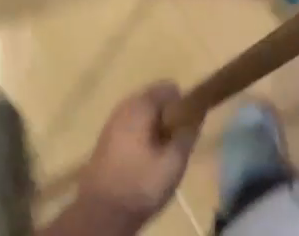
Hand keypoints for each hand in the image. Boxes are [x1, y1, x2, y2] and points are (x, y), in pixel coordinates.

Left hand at [77, 83, 200, 226]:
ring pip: (144, 116)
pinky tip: (146, 162)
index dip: (183, 104)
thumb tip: (197, 114)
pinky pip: (132, 128)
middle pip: (156, 101)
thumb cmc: (140, 184)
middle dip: (169, 118)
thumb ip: (188, 134)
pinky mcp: (106, 139)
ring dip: (156, 130)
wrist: (101, 212)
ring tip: (163, 156)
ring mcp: (113, 121)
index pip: (169, 88)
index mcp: (141, 104)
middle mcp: (124, 105)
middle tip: (176, 145)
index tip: (189, 127)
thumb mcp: (174, 162)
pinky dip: (143, 138)